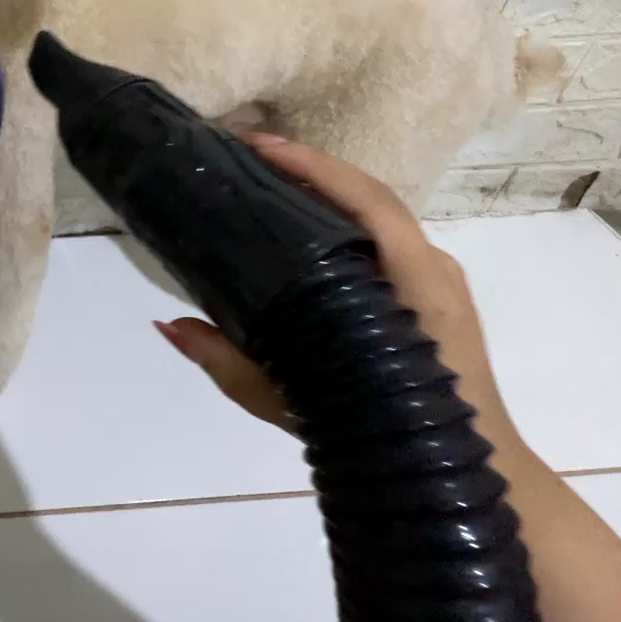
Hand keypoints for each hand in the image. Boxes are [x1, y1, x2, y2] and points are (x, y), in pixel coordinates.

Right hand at [154, 134, 519, 449]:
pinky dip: (342, 211)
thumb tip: (167, 324)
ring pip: (378, 211)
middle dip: (310, 163)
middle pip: (370, 194)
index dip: (313, 166)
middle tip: (248, 150)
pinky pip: (383, 234)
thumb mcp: (286, 400)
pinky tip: (304, 219)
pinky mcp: (432, 289)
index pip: (365, 202)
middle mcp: (429, 268)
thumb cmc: (374, 434)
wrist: (454, 475)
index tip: (257, 146)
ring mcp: (436, 277)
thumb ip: (225, 361)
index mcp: (411, 285)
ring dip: (325, 184)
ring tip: (268, 175)